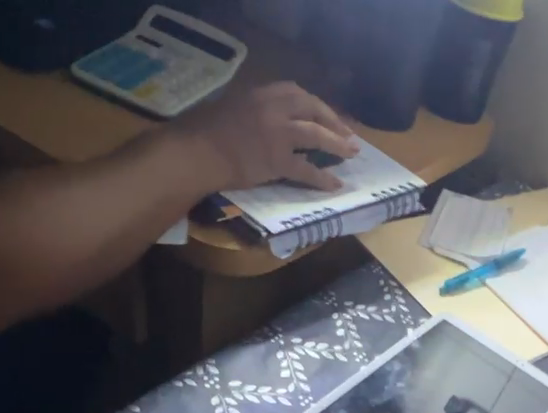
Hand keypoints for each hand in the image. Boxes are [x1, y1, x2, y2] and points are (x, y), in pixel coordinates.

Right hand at [172, 81, 357, 190]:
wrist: (196, 151)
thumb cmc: (204, 131)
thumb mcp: (233, 107)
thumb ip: (254, 109)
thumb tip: (267, 120)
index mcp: (262, 93)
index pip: (298, 93)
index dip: (317, 106)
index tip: (327, 114)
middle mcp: (273, 107)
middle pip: (313, 109)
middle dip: (334, 122)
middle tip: (348, 135)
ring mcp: (277, 133)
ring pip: (316, 135)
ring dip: (337, 144)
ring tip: (351, 153)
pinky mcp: (277, 160)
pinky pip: (307, 169)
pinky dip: (323, 178)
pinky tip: (335, 184)